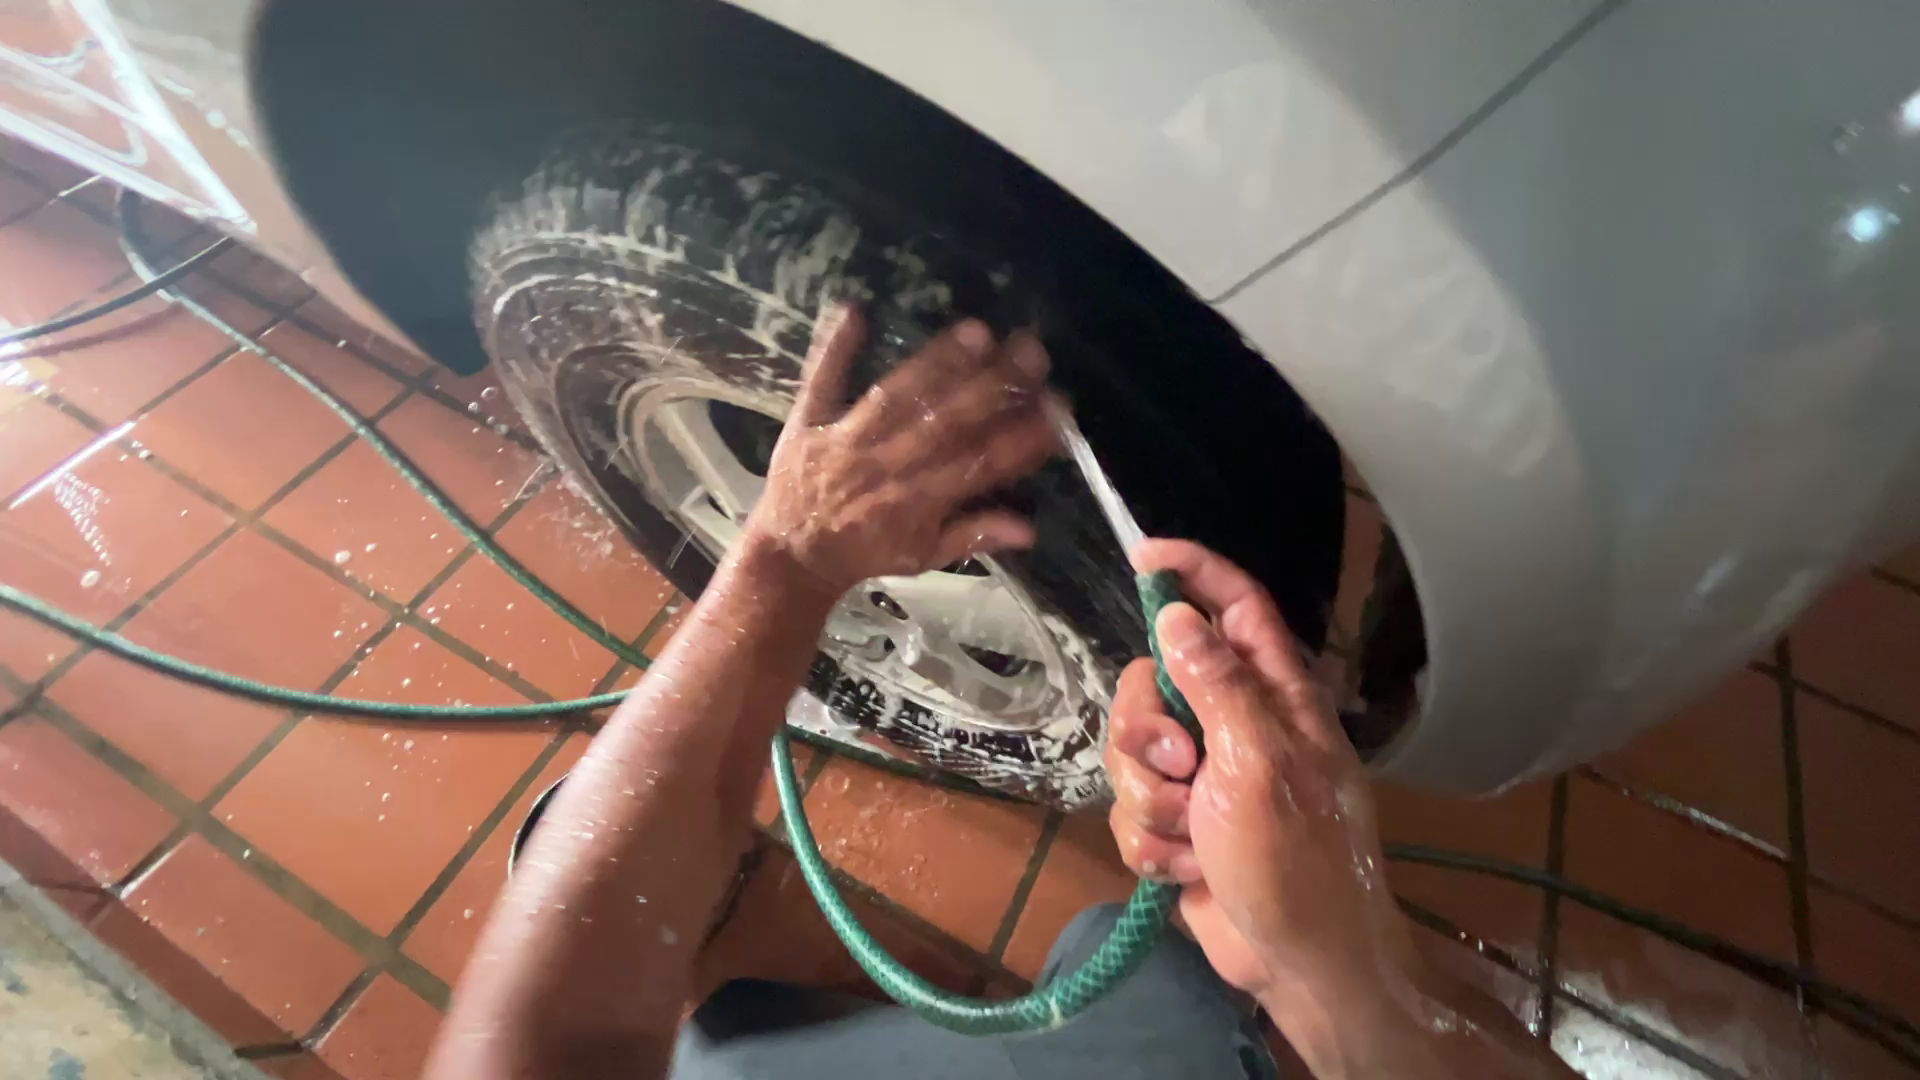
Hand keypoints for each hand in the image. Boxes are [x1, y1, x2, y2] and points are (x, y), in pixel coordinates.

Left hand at [741, 304, 1058, 596]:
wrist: (791, 554)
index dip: (1021, 438)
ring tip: (978, 331)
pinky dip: (835, 346)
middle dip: (993, 387)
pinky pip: (823, 379)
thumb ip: (974, 536)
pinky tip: (854, 308)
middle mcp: (887, 464)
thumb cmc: (864, 553)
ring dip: (937, 363)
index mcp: (917, 501)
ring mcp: (846, 437)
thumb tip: (1030, 529)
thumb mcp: (922, 556)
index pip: (979, 464)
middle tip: (1033, 352)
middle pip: (946, 420)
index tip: (1059, 410)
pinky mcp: (809, 419)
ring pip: (898, 395)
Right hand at [1104, 539, 1422, 1008]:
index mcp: (1270, 693)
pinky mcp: (1173, 814)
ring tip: (1192, 835)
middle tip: (1181, 768)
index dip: (1194, 570)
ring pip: (1130, 746)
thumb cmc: (1297, 861)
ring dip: (1152, 799)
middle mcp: (1230, 719)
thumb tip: (1176, 612)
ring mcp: (1198, 768)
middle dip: (1147, 730)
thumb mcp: (1258, 763)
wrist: (1293, 964)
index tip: (1143, 555)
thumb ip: (1217, 684)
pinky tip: (1187, 867)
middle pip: (1152, 679)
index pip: (1235, 605)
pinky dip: (1151, 838)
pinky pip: (1130, 802)